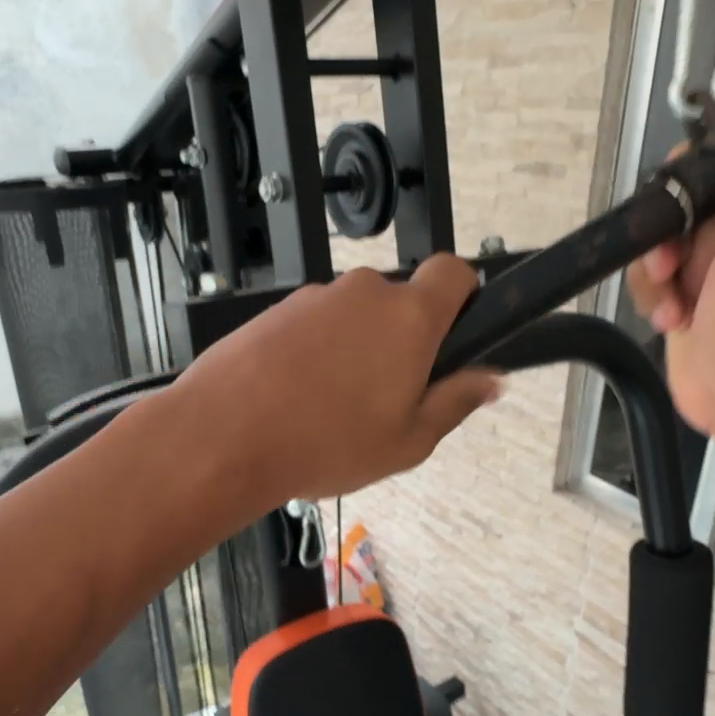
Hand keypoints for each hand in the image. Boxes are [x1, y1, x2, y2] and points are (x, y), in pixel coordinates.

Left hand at [170, 254, 502, 502]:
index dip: (463, 295)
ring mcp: (315, 297)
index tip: (455, 331)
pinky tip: (298, 403)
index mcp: (409, 318)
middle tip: (389, 399)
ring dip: (355, 353)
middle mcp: (364, 293)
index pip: (454, 272)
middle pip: (400, 304)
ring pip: (354, 319)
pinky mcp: (275, 310)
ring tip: (334, 412)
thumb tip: (491, 379)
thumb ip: (456, 402)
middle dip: (402, 343)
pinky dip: (315, 356)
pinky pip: (313, 328)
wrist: (223, 435)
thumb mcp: (408, 441)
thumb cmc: (324, 443)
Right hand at [628, 90, 714, 454]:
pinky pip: (651, 281)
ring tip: (677, 305)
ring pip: (657, 243)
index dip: (691, 172)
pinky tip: (673, 321)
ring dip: (656, 275)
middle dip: (662, 232)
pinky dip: (654, 300)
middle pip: (678, 202)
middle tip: (671, 260)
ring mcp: (707, 268)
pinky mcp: (683, 299)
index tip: (678, 199)